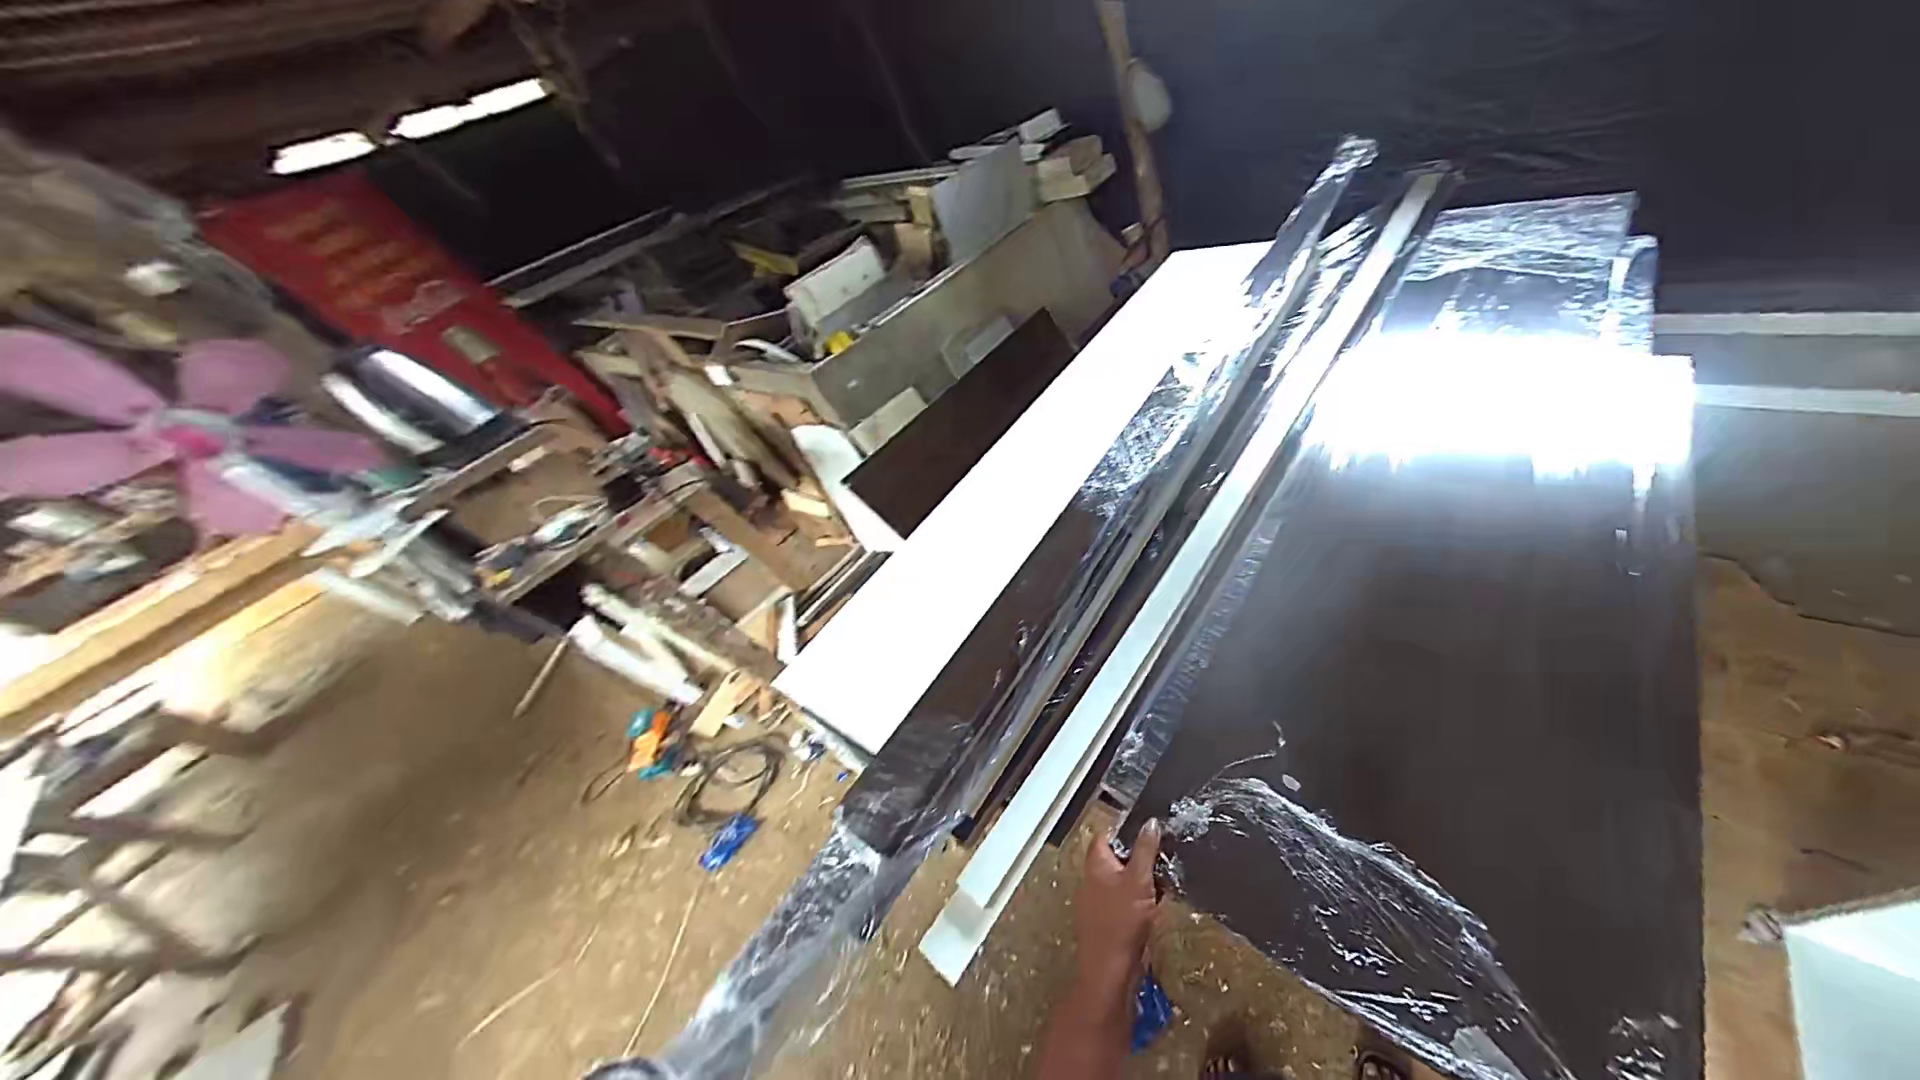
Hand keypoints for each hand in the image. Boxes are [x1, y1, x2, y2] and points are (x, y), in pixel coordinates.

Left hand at [1074, 818, 1161, 991]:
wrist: (1112, 970)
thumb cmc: (1122, 920)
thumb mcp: (1138, 879)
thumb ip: (1145, 849)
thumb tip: (1152, 822)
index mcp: (1096, 861)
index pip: (1109, 833)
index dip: (1128, 829)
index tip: (1153, 828)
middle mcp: (1096, 876)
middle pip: (1121, 855)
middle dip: (1143, 856)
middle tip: (1167, 855)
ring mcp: (1104, 898)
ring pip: (1129, 878)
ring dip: (1147, 878)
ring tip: (1168, 877)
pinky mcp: (1115, 917)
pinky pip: (1132, 898)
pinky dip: (1146, 897)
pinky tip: (1162, 901)